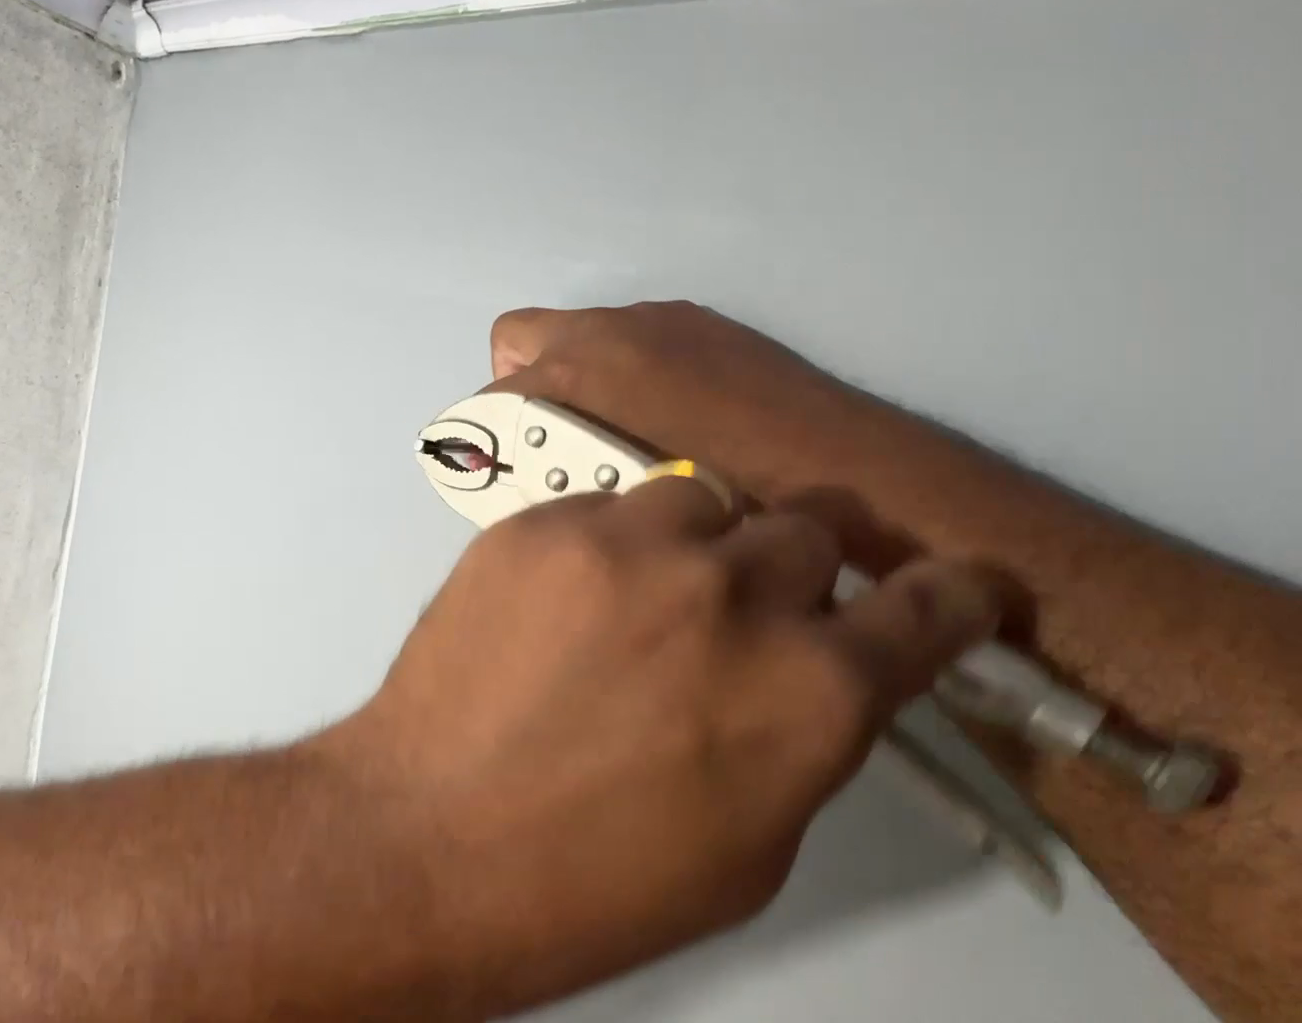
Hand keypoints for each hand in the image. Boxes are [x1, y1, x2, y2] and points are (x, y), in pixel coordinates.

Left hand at [305, 304, 1001, 1016]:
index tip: (944, 588)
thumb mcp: (750, 843)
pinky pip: (604, 508)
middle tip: (743, 608)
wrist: (430, 839)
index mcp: (811, 687)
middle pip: (809, 528)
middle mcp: (730, 591)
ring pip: (703, 499)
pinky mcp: (537, 527)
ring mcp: (624, 545)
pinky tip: (566, 598)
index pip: (929, 605)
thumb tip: (810, 676)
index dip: (946, 595)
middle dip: (793, 569)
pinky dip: (608, 544)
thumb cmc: (596, 879)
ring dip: (697, 542)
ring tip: (646, 594)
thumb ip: (799, 736)